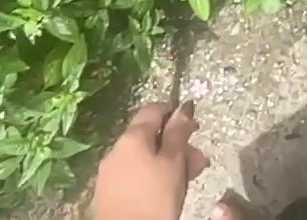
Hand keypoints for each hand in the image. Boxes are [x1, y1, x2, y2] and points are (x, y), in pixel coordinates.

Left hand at [93, 102, 210, 219]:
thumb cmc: (153, 198)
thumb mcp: (174, 162)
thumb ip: (179, 133)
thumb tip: (182, 108)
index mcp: (131, 137)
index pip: (154, 109)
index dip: (176, 113)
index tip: (193, 128)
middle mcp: (116, 150)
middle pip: (150, 136)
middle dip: (176, 144)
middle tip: (198, 159)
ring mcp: (109, 173)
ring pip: (144, 157)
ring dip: (167, 162)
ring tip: (188, 178)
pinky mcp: (108, 195)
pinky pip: (134, 175)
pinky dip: (151, 176)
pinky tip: (165, 190)